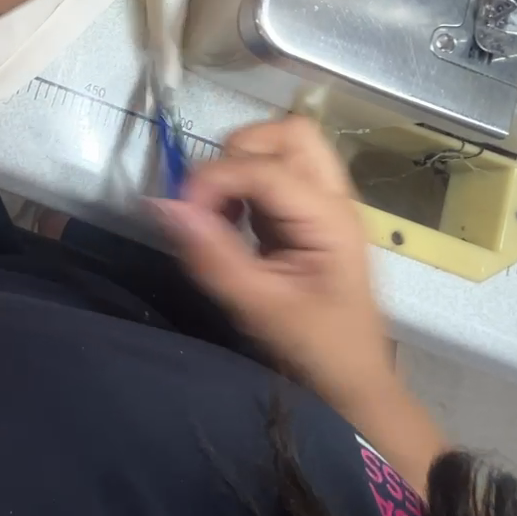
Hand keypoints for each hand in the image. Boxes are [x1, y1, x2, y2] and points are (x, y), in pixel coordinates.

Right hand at [152, 117, 397, 412]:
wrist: (353, 384)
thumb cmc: (313, 349)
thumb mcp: (256, 307)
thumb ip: (211, 254)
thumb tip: (163, 205)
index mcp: (329, 219)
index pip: (263, 168)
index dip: (213, 180)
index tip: (182, 214)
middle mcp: (332, 198)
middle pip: (287, 132)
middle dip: (237, 152)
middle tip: (211, 198)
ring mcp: (322, 202)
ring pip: (281, 143)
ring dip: (239, 163)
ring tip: (220, 210)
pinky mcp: (306, 211)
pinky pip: (271, 169)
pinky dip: (242, 180)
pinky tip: (231, 219)